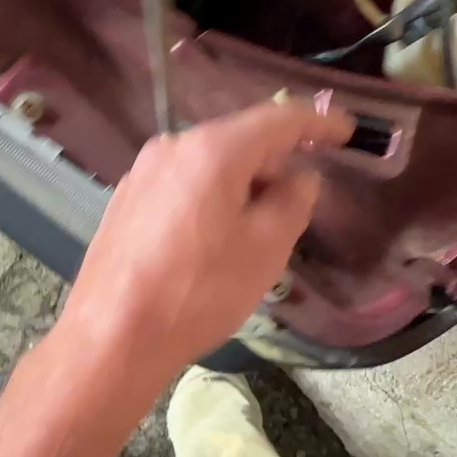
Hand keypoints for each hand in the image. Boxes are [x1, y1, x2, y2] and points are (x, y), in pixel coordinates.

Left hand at [57, 101, 353, 381]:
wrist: (112, 336)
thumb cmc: (198, 292)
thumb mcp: (264, 250)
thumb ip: (292, 202)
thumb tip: (299, 178)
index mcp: (211, 150)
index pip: (277, 120)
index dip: (317, 123)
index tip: (345, 131)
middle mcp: (170, 149)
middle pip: (237, 141)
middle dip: (273, 163)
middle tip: (299, 197)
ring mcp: (140, 174)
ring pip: (206, 166)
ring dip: (239, 185)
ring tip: (257, 226)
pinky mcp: (124, 202)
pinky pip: (180, 186)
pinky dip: (207, 198)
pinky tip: (213, 237)